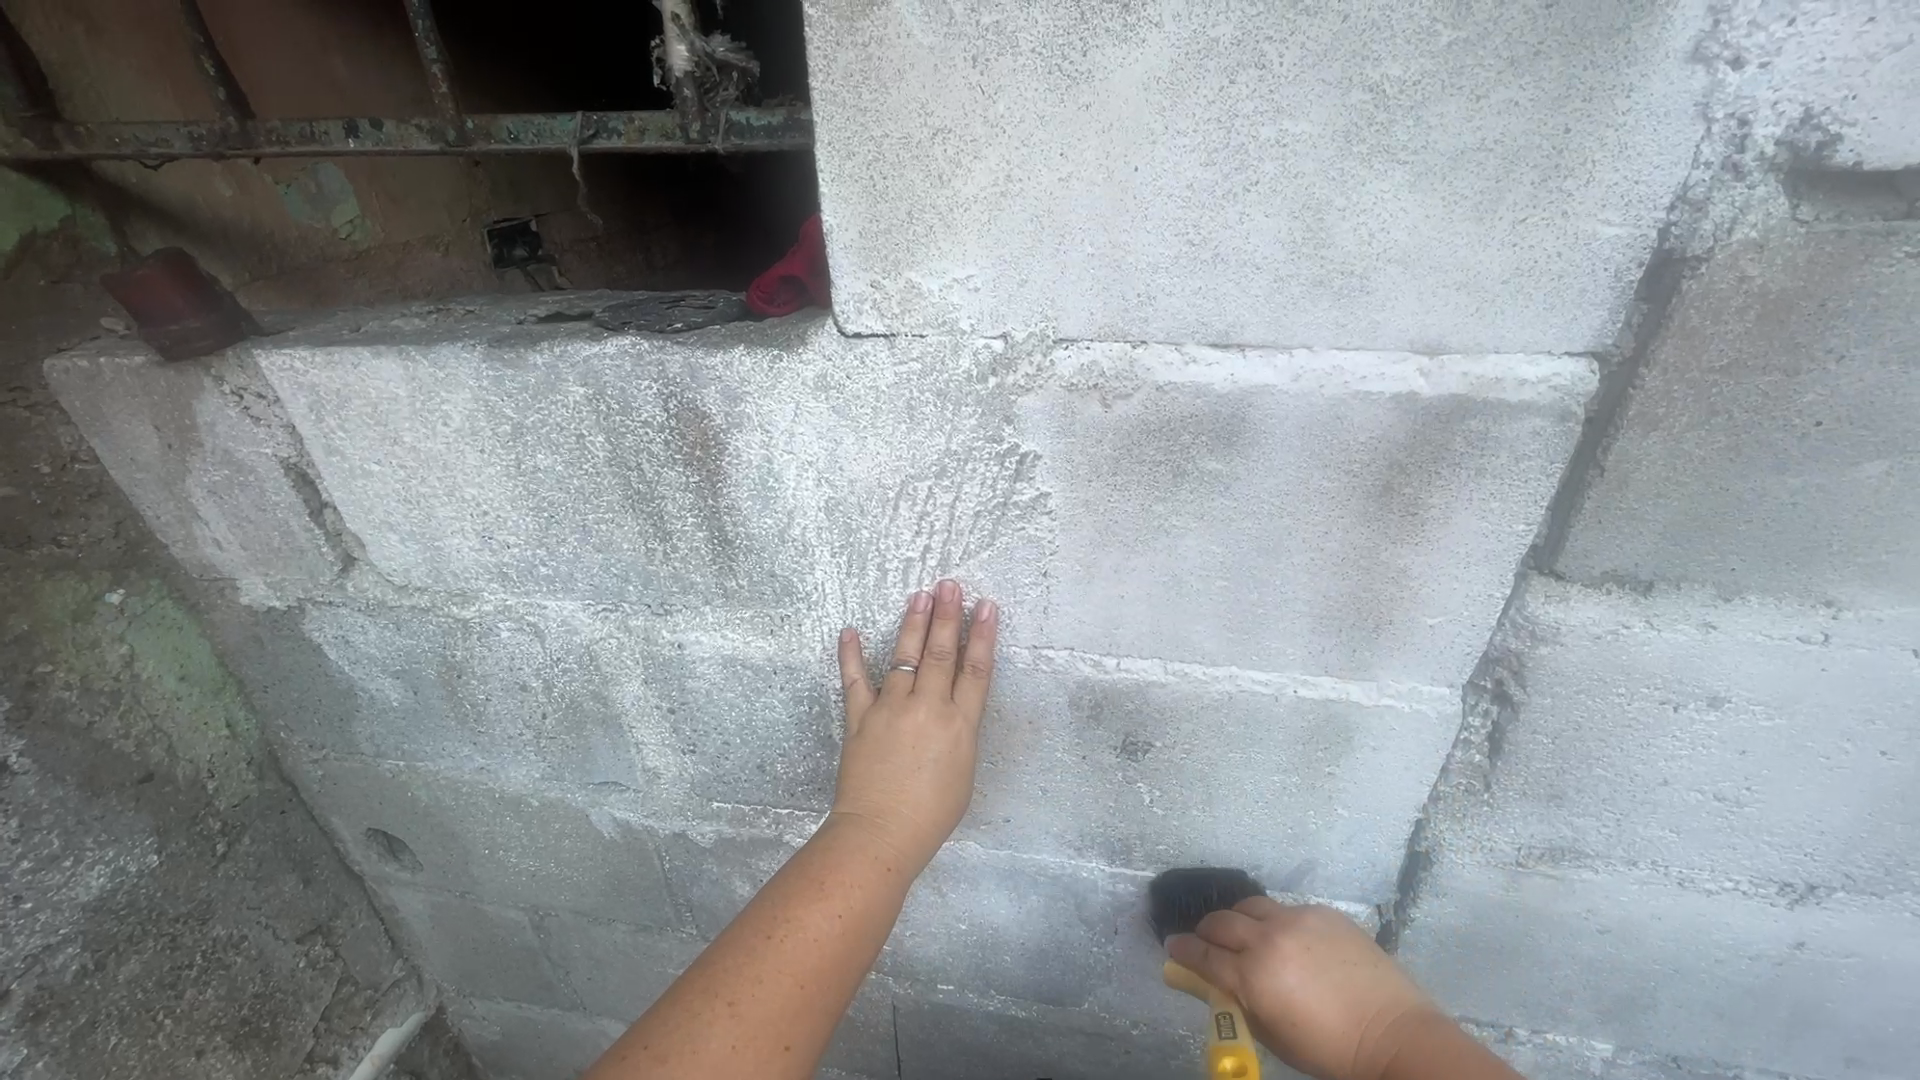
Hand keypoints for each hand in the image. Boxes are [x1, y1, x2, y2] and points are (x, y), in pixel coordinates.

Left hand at [830, 581, 998, 869]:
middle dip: (947, 616)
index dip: (982, 635)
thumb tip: (954, 710)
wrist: (881, 833)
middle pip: (940, 653)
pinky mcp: (860, 718)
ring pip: (904, 657)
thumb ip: (960, 734)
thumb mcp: (963, 772)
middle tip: (950, 585)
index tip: (986, 606)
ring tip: (919, 595)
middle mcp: (928, 708)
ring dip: (913, 624)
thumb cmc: (931, 814)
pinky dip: (851, 655)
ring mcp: (891, 709)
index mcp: (960, 724)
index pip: (976, 669)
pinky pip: (855, 681)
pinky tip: (850, 631)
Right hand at [1167, 899, 1441, 1079]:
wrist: (1395, 1036)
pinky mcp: (1322, 912)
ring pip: (1249, 906)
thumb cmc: (1330, 1051)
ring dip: (1238, 920)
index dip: (1183, 950)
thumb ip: (1236, 1004)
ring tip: (1244, 934)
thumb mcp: (1273, 1037)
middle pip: (1220, 922)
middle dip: (1206, 932)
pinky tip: (1288, 940)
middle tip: (1205, 942)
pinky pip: (1285, 909)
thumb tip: (1207, 982)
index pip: (1202, 955)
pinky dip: (1275, 921)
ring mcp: (1297, 920)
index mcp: (1253, 977)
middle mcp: (1268, 939)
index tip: (1173, 946)